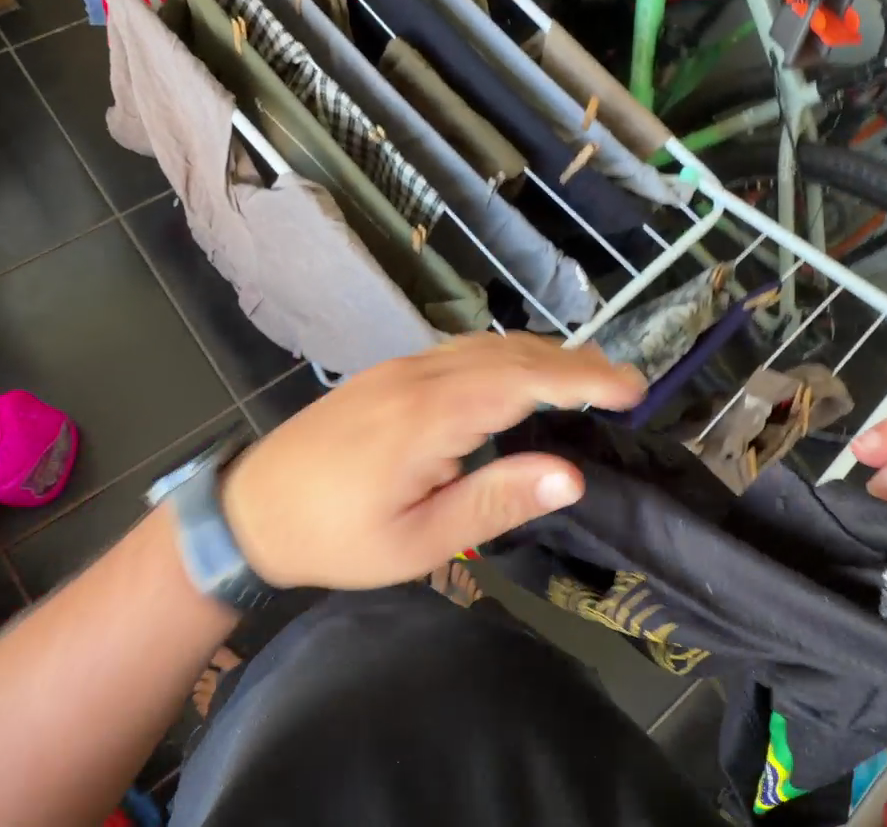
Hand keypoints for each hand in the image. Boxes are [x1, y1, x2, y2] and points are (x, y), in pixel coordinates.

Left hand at [220, 334, 646, 589]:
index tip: (635, 387)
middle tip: (623, 382)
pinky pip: (457, 351)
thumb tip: (571, 474)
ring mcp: (397, 368)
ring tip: (584, 376)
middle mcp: (416, 376)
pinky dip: (503, 356)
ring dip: (539, 354)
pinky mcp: (385, 374)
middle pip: (508, 352)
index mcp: (428, 415)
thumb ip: (494, 501)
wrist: (250, 509)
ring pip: (482, 346)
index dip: (583, 378)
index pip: (522, 379)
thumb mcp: (418, 540)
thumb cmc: (334, 537)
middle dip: (572, 361)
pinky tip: (515, 375)